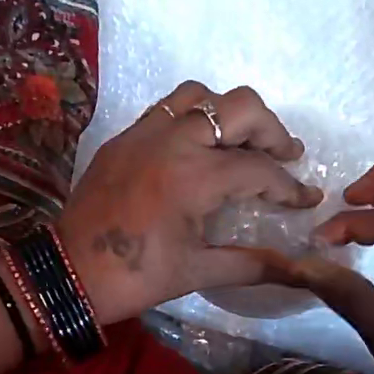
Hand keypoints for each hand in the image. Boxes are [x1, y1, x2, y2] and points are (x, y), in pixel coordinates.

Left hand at [56, 81, 321, 322]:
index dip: (289, 186)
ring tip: (241, 143)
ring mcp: (143, 134)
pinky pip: (166, 109)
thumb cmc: (133, 278)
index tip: (306, 200)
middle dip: (271, 130)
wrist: (68, 275)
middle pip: (239, 107)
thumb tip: (296, 271)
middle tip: (285, 156)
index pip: (258, 170)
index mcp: (193, 178)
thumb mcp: (195, 273)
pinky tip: (198, 148)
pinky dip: (192, 118)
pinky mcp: (122, 139)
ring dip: (229, 114)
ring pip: (199, 96)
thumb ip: (250, 265)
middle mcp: (172, 141)